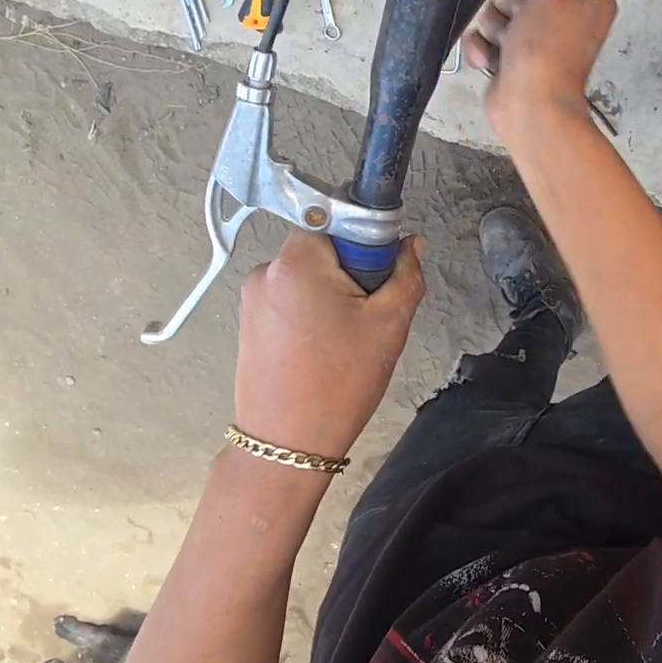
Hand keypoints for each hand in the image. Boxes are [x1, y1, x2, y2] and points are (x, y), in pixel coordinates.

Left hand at [233, 229, 425, 458]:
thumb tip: (412, 246)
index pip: (337, 219)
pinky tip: (323, 348)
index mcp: (297, 261)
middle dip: (349, 272)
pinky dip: (311, 314)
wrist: (287, 444)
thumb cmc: (337, 385)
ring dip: (330, 295)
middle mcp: (267, 271)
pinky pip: (290, 300)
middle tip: (366, 314)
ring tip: (343, 339)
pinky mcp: (249, 322)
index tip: (377, 273)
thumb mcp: (389, 324)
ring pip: (307, 276)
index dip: (364, 243)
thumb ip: (406, 275)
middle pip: (321, 248)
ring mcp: (253, 298)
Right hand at [461, 0, 616, 131]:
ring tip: (508, 44)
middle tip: (520, 18)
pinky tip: (492, 59)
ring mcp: (537, 39)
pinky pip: (488, 37)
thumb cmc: (546, 51)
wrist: (528, 107)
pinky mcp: (513, 57)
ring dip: (496, 25)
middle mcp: (564, 17)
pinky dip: (485, 47)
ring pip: (501, 10)